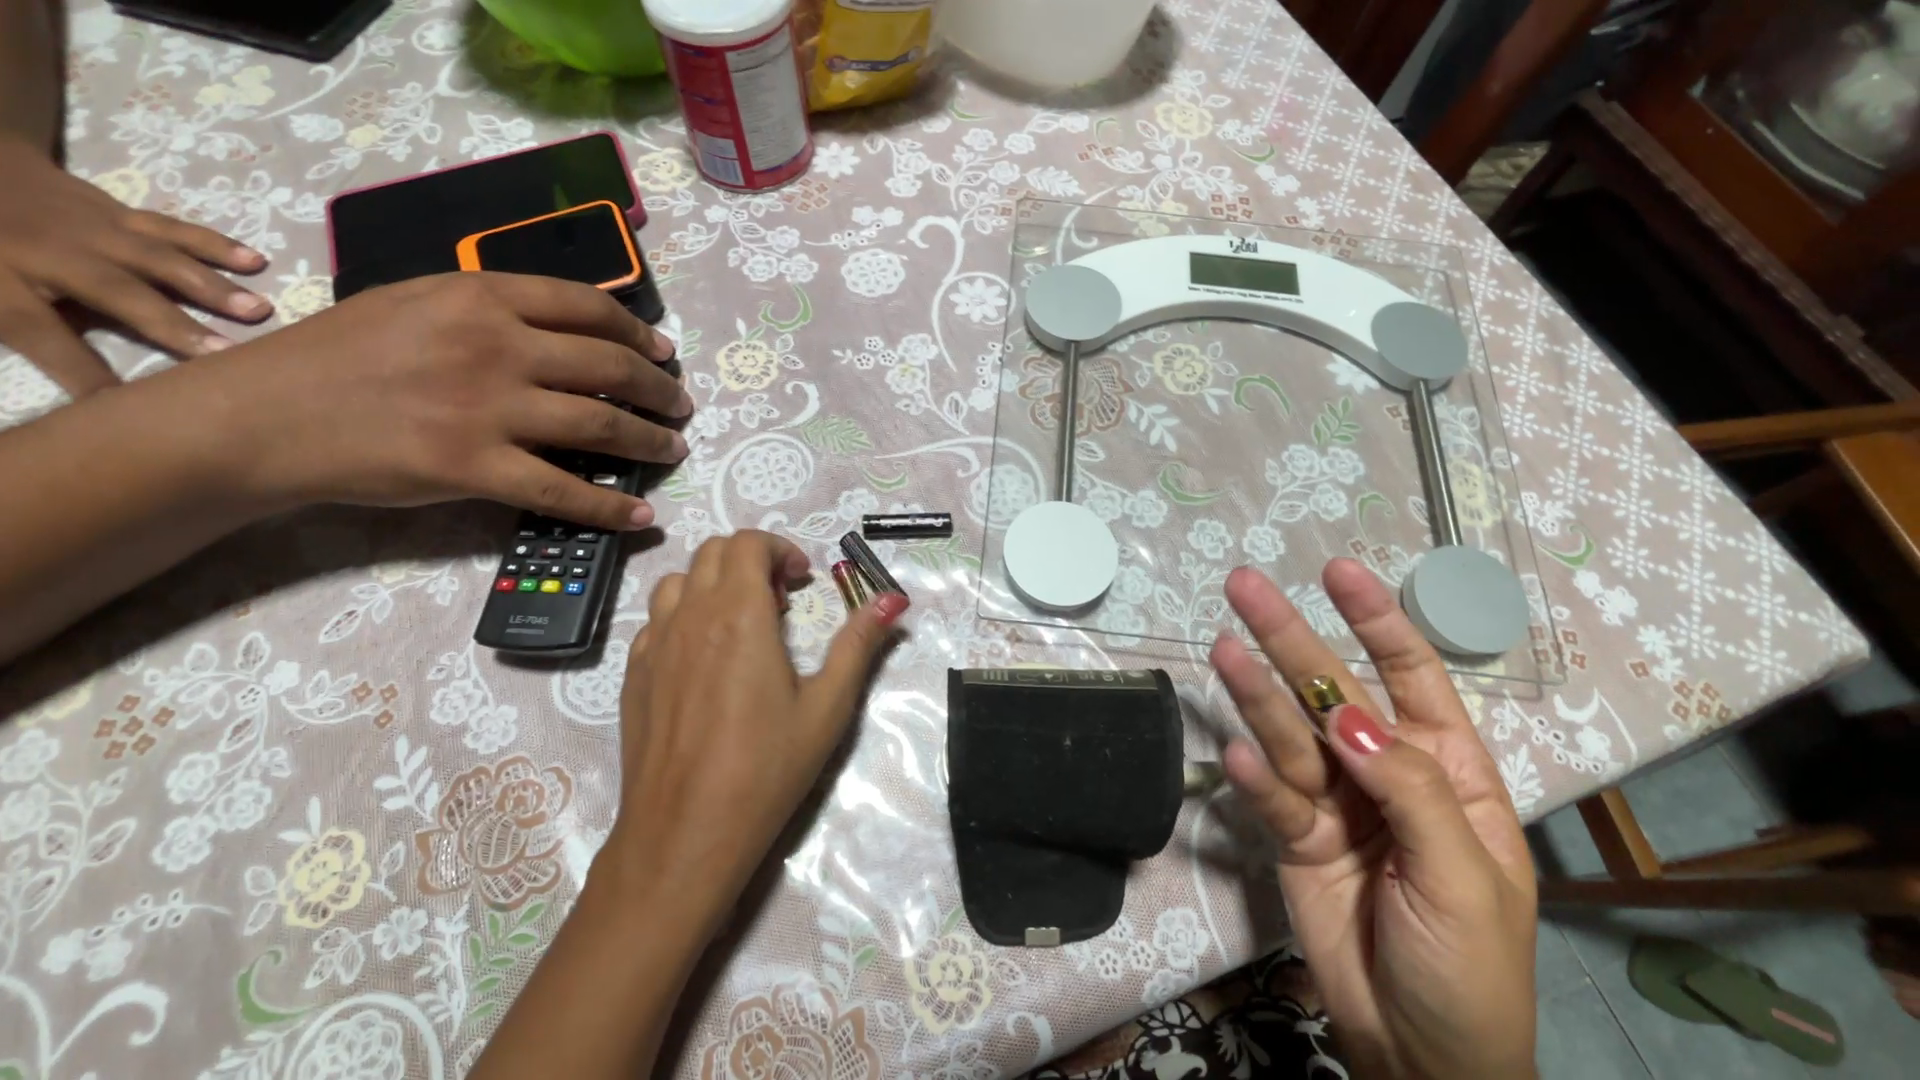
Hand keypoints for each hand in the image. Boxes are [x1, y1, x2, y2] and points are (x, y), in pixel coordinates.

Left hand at [0, 136, 269, 396]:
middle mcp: (53, 252)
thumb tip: (78, 385)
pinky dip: (215, 244)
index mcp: (1, 281)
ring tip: (259, 308)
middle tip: (226, 354)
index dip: (83, 374)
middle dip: (172, 324)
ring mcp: (91, 227)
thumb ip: (24, 327)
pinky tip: (254, 260)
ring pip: (156, 257)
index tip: (126, 411)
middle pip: (117, 292)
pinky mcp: (117, 211)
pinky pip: (170, 227)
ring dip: (212, 285)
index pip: (44, 336)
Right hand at [181, 272, 691, 530]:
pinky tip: (640, 516)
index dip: (638, 332)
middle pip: (609, 368)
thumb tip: (564, 331)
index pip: (587, 308)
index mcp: (482, 298)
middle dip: (659, 389)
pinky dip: (610, 508)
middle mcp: (495, 347)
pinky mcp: (474, 467)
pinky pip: (563, 492)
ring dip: (650, 441)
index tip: (662, 351)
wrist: (267, 413)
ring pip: (600, 427)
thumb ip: (491, 311)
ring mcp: (488, 409)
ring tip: (674, 449)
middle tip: (681, 406)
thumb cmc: (338, 354)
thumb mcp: (417, 303)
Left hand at [607, 531, 905, 922]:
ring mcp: (653, 646)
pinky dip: (684, 618)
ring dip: (712, 585)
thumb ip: (858, 645)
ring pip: (677, 582)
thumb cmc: (766, 768)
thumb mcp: (827, 706)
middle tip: (780, 601)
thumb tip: (893, 599)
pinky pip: (655, 622)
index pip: (747, 543)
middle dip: (750, 560)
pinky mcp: (633, 676)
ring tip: (741, 625)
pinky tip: (705, 661)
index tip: (802, 581)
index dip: (779, 550)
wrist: (685, 831)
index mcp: (739, 615)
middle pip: (711, 552)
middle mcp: (690, 617)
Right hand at [1212, 560, 1536, 1079]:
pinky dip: (1252, 778)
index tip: (1338, 572)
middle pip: (1331, 691)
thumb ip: (1410, 789)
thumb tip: (1347, 717)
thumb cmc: (1472, 965)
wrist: (1421, 1051)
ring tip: (1223, 650)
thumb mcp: (1464, 875)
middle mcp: (1383, 772)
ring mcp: (1333, 804)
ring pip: (1289, 736)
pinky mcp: (1292, 840)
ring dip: (1256, 695)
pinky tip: (1235, 754)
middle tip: (1243, 586)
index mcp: (1446, 769)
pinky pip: (1270, 799)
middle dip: (1292, 638)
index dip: (1377, 621)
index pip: (1410, 677)